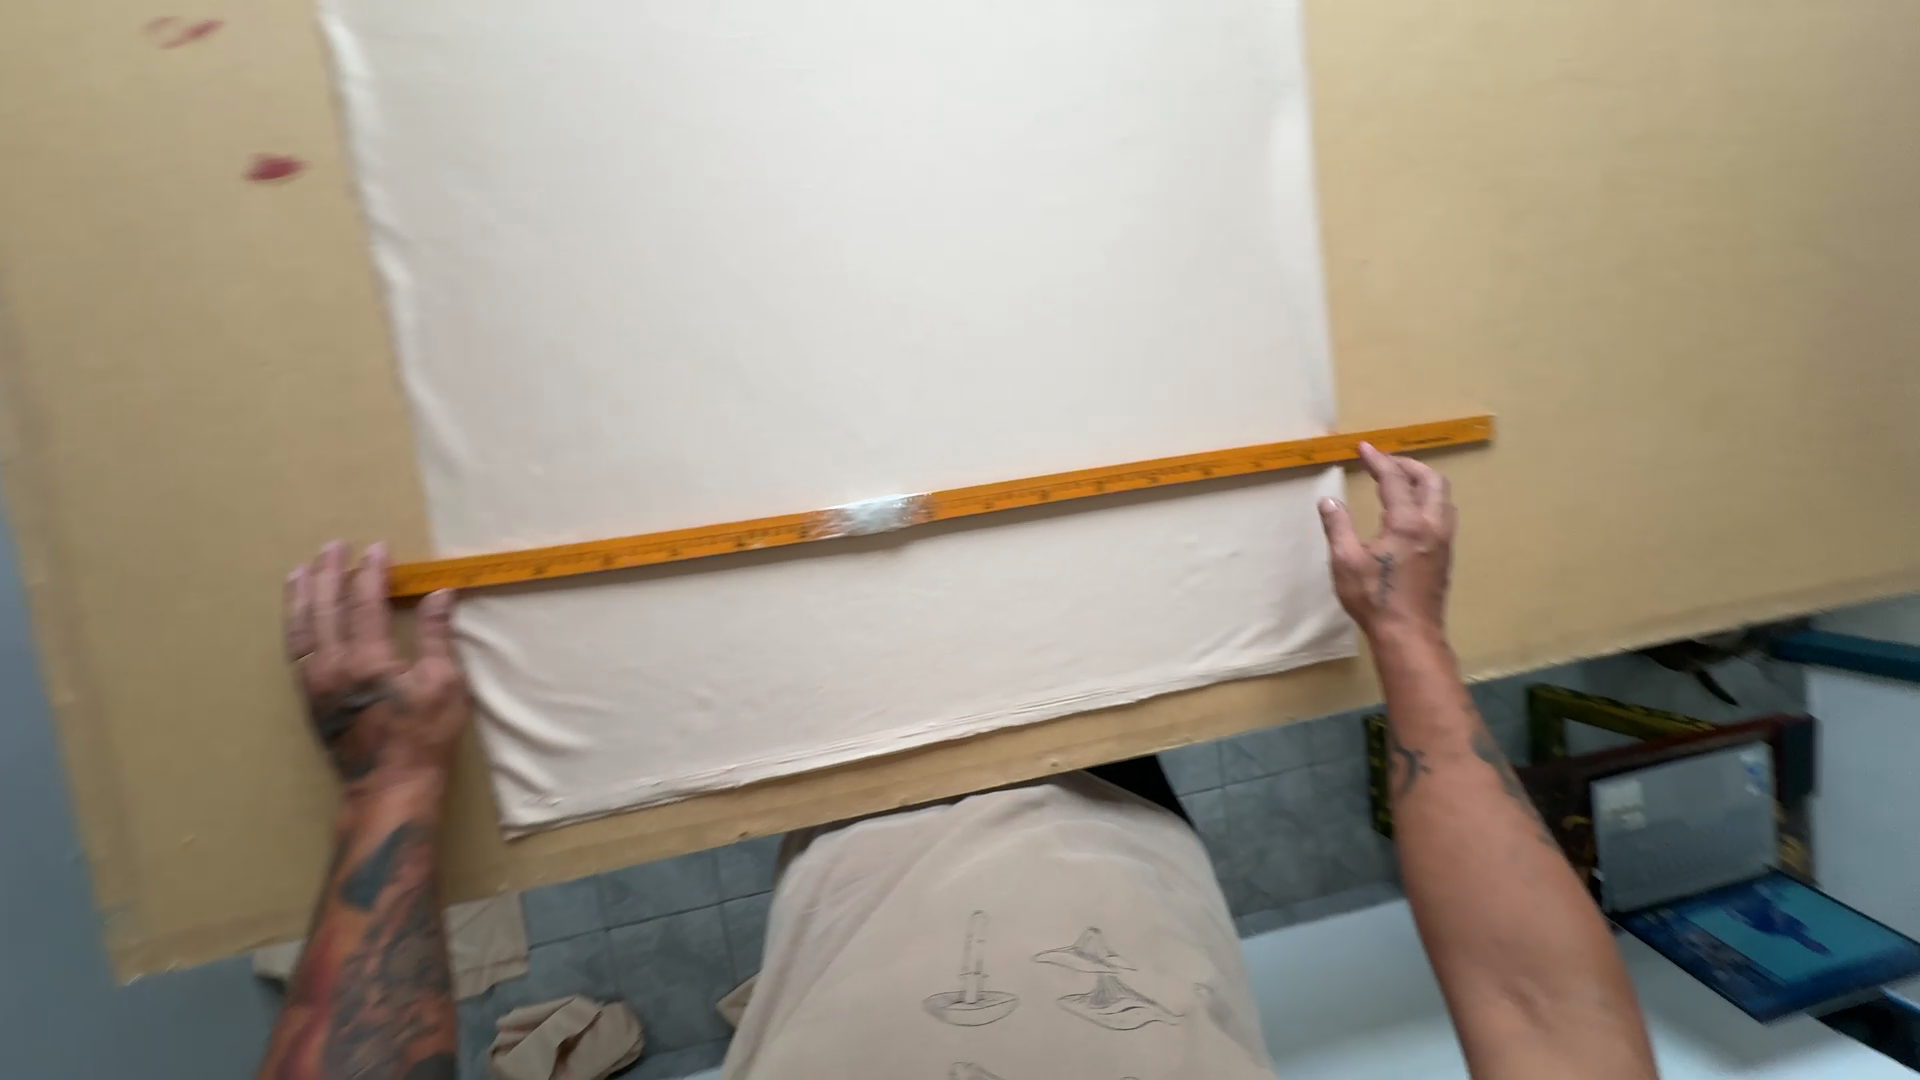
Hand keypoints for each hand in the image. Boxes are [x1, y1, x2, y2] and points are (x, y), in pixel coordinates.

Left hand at [284, 541, 468, 791]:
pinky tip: (298, 613)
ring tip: (303, 570)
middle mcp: (333, 666)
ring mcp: (315, 682)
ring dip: (303, 595)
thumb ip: (439, 637)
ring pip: (301, 628)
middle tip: (334, 546)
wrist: (388, 783)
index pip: (366, 605)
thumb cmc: (425, 733)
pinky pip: (295, 651)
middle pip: (326, 609)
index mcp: (369, 660)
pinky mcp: (309, 698)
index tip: (377, 548)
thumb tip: (440, 595)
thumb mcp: (445, 683)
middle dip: (331, 574)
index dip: (371, 574)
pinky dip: (295, 624)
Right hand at [1318, 442, 1456, 640]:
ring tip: (1400, 482)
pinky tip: (1410, 512)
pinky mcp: (1445, 555)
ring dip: (1423, 482)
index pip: (1394, 480)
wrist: (1409, 633)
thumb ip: (1338, 527)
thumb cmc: (1374, 597)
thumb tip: (1329, 501)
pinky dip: (1428, 501)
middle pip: (1431, 481)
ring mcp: (1443, 541)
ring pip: (1443, 498)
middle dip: (1409, 465)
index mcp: (1407, 523)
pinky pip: (1443, 515)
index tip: (1364, 448)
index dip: (1378, 461)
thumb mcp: (1345, 561)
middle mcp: (1432, 526)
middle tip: (1386, 462)